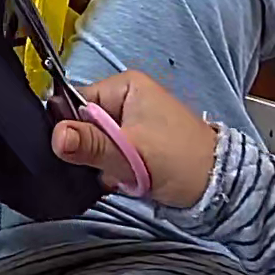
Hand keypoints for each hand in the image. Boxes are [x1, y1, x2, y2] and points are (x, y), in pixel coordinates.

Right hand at [50, 70, 217, 208]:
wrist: (218, 187)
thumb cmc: (181, 161)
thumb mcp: (132, 153)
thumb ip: (92, 144)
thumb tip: (56, 136)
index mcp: (125, 86)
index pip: (76, 101)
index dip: (70, 128)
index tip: (74, 153)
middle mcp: (126, 99)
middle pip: (84, 123)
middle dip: (89, 150)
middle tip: (107, 167)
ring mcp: (130, 122)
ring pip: (94, 142)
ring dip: (101, 163)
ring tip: (118, 175)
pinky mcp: (134, 143)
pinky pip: (107, 153)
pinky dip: (111, 169)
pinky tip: (121, 180)